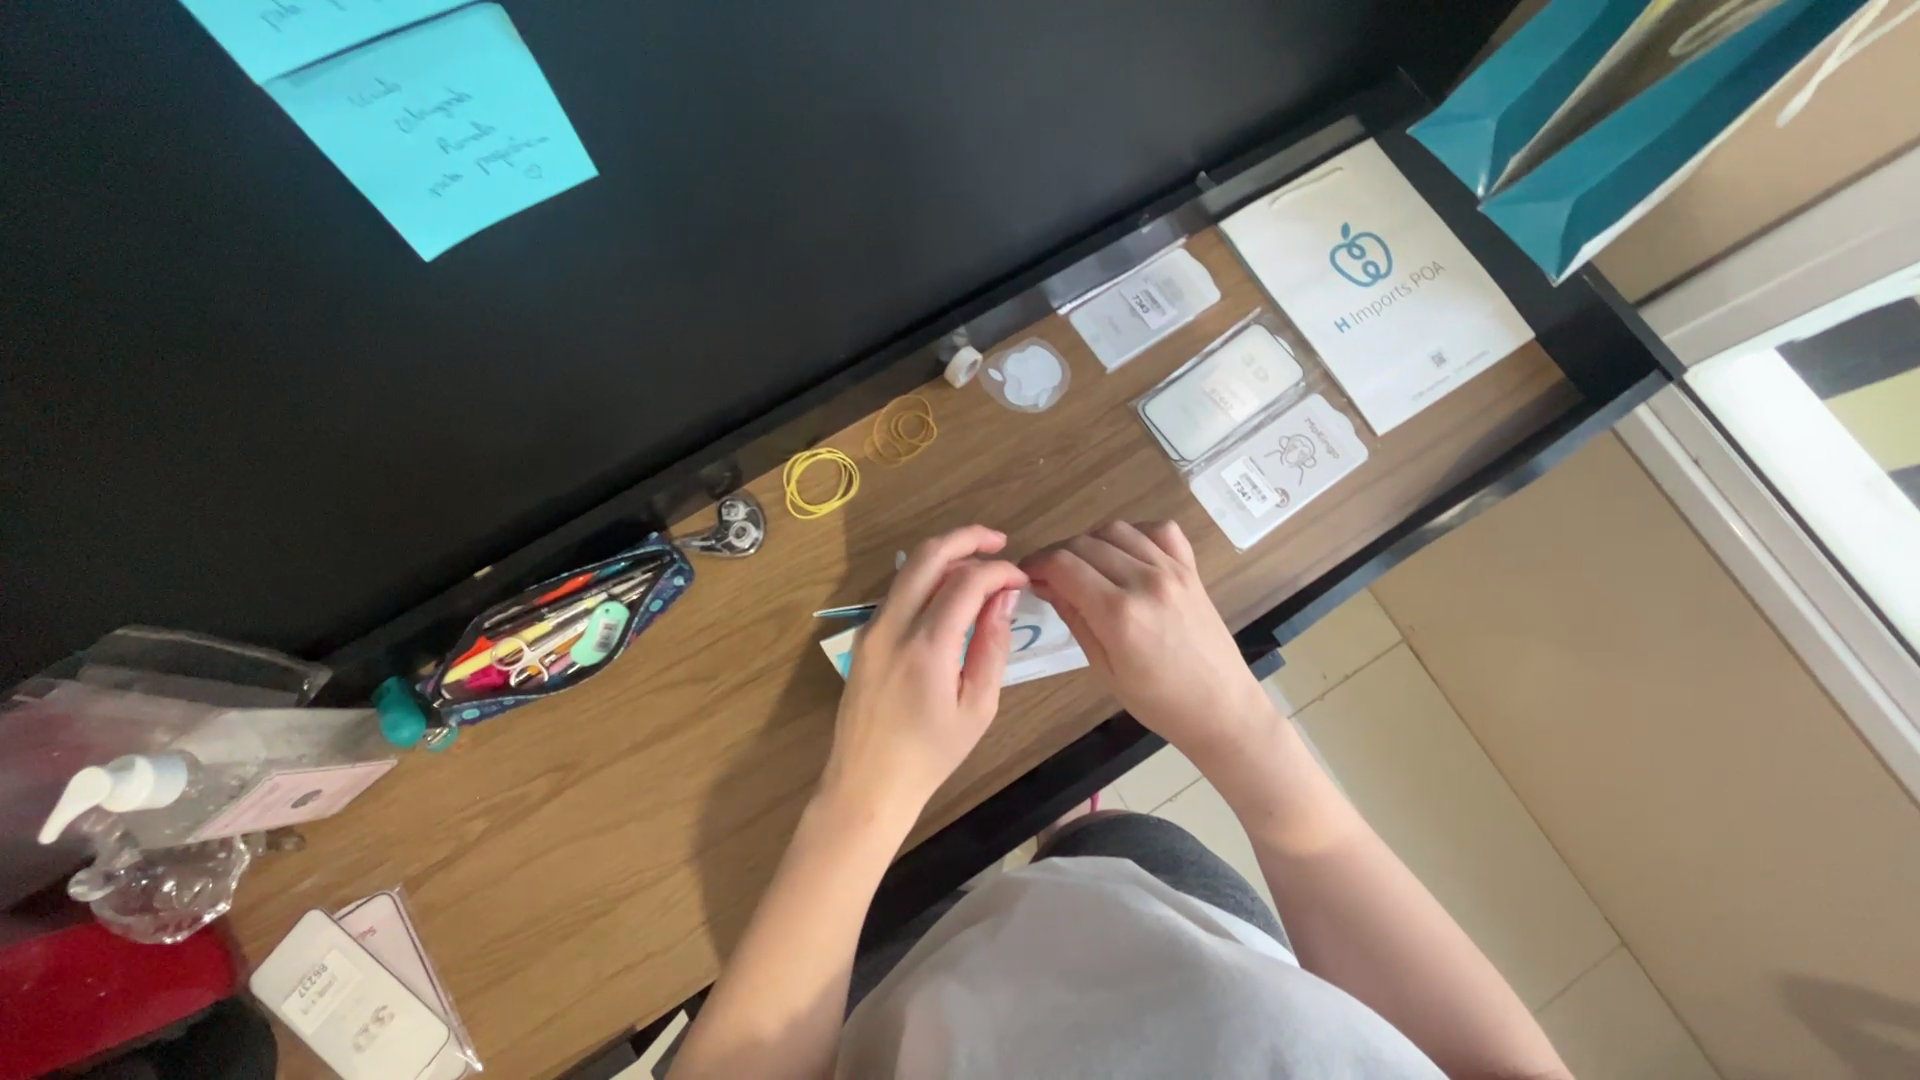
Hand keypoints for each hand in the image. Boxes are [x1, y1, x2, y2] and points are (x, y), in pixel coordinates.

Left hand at [819, 525, 1026, 827]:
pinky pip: (898, 593)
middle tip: (999, 542)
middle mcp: (892, 626)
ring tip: (980, 567)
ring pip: (908, 569)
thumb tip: (1005, 596)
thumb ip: (993, 645)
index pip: (967, 581)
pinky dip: (926, 580)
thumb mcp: (977, 706)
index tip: (1022, 580)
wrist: (866, 785)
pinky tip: (950, 596)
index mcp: (926, 646)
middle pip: (928, 555)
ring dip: (945, 557)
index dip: (999, 570)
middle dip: (967, 538)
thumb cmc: (931, 755)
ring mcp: (871, 629)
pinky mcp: (863, 638)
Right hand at [1022, 521, 1276, 762]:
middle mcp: (1144, 581)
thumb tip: (1045, 584)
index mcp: (1119, 613)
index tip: (1027, 575)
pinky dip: (1135, 534)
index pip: (1063, 564)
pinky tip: (1127, 555)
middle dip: (1059, 555)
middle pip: (1084, 543)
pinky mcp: (1191, 569)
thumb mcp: (1104, 669)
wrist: (1221, 708)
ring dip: (1091, 542)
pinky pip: (1159, 530)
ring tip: (1086, 567)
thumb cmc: (1158, 702)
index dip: (1037, 564)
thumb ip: (1075, 618)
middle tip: (1051, 577)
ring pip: (1116, 530)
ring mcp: (1172, 570)